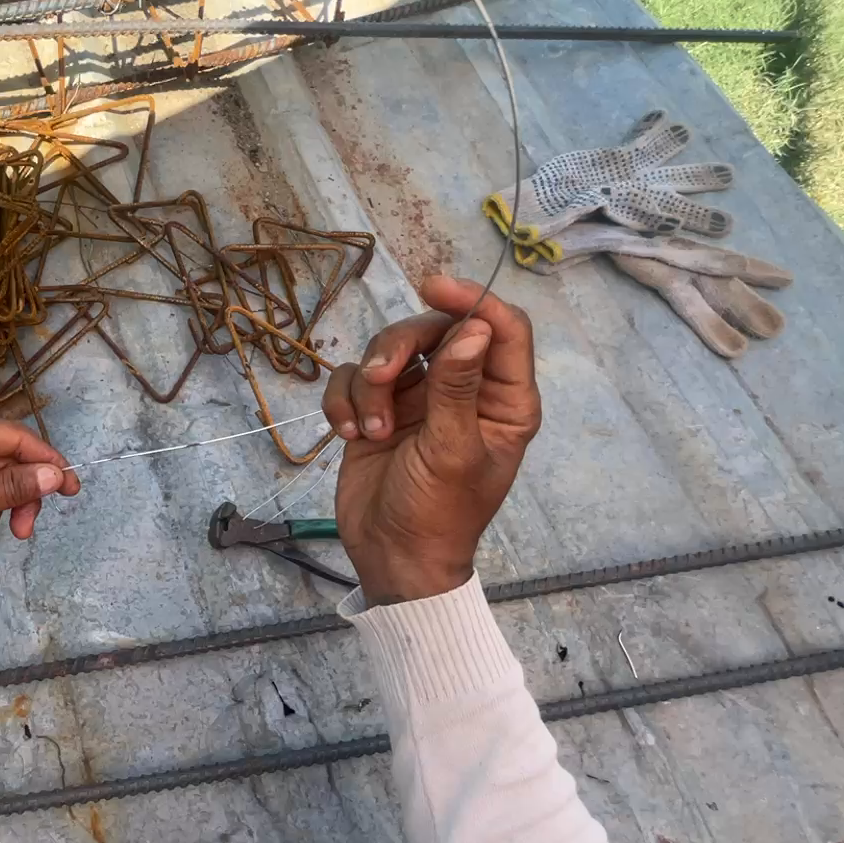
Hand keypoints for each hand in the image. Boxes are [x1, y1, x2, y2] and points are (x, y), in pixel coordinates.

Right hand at [323, 276, 541, 604]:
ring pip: (385, 354)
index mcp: (501, 399)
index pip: (499, 330)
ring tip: (368, 431)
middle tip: (378, 378)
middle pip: (431, 332)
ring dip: (367, 387)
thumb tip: (474, 328)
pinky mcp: (372, 412)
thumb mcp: (452, 451)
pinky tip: (348, 435)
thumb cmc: (437, 512)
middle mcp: (458, 390)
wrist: (389, 554)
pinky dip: (342, 403)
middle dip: (398, 350)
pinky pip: (351, 381)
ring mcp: (412, 400)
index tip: (434, 288)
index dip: (472, 302)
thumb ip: (458, 389)